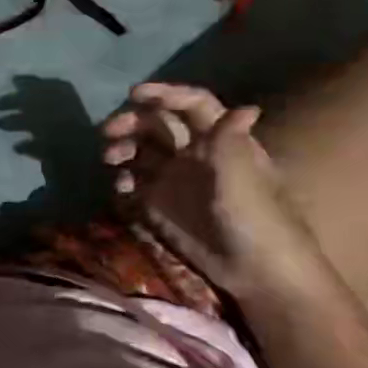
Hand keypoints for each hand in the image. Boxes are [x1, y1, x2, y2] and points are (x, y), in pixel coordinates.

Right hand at [102, 83, 335, 301]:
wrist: (258, 274)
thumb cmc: (257, 220)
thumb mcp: (243, 179)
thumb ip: (231, 142)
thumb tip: (247, 107)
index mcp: (219, 140)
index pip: (192, 105)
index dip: (166, 94)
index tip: (134, 94)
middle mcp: (194, 153)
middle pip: (158, 124)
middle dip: (132, 121)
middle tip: (109, 131)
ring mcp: (176, 178)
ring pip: (141, 150)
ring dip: (123, 147)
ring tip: (110, 159)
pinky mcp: (161, 204)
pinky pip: (134, 182)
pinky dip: (123, 179)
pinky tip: (121, 188)